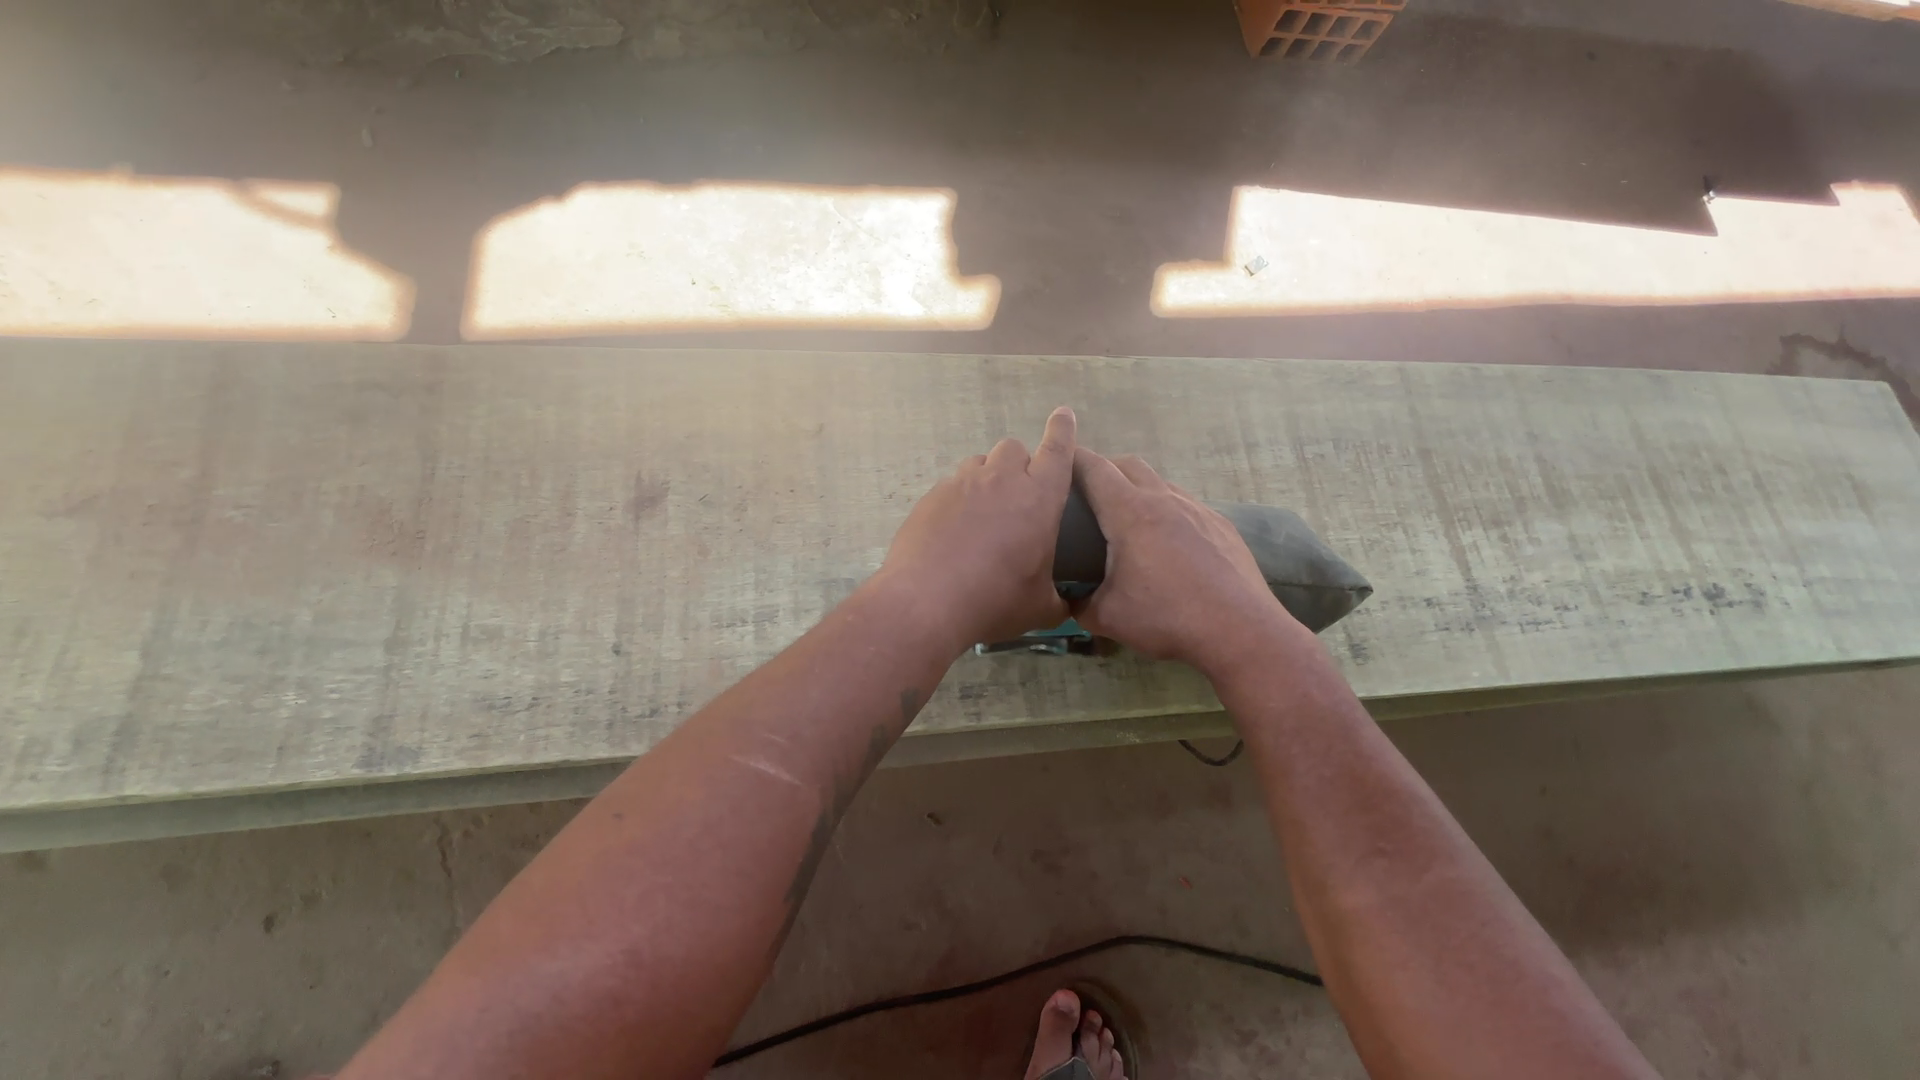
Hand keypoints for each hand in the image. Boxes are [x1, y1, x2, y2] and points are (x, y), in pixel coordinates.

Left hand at [876, 407, 1078, 649]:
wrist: (925, 603)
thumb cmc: (994, 601)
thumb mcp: (1040, 608)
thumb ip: (1058, 598)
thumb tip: (1066, 604)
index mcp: (1038, 498)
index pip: (1057, 450)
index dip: (1062, 431)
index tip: (1062, 415)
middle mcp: (1000, 480)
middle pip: (1013, 449)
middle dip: (1020, 464)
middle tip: (1018, 498)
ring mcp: (960, 484)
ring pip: (980, 463)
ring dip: (988, 478)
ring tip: (985, 513)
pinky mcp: (930, 497)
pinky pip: (952, 486)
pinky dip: (959, 500)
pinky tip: (955, 531)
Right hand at [1070, 448, 1304, 672]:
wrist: (1238, 630)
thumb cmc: (1165, 617)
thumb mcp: (1107, 618)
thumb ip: (1080, 605)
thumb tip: (1070, 601)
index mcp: (1130, 513)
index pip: (1095, 470)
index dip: (1073, 459)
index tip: (1059, 459)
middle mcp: (1164, 499)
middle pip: (1129, 465)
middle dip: (1105, 468)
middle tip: (1088, 491)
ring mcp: (1198, 510)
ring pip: (1162, 483)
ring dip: (1140, 489)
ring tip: (1129, 518)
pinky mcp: (1222, 526)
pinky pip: (1187, 506)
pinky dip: (1169, 511)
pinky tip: (1169, 542)